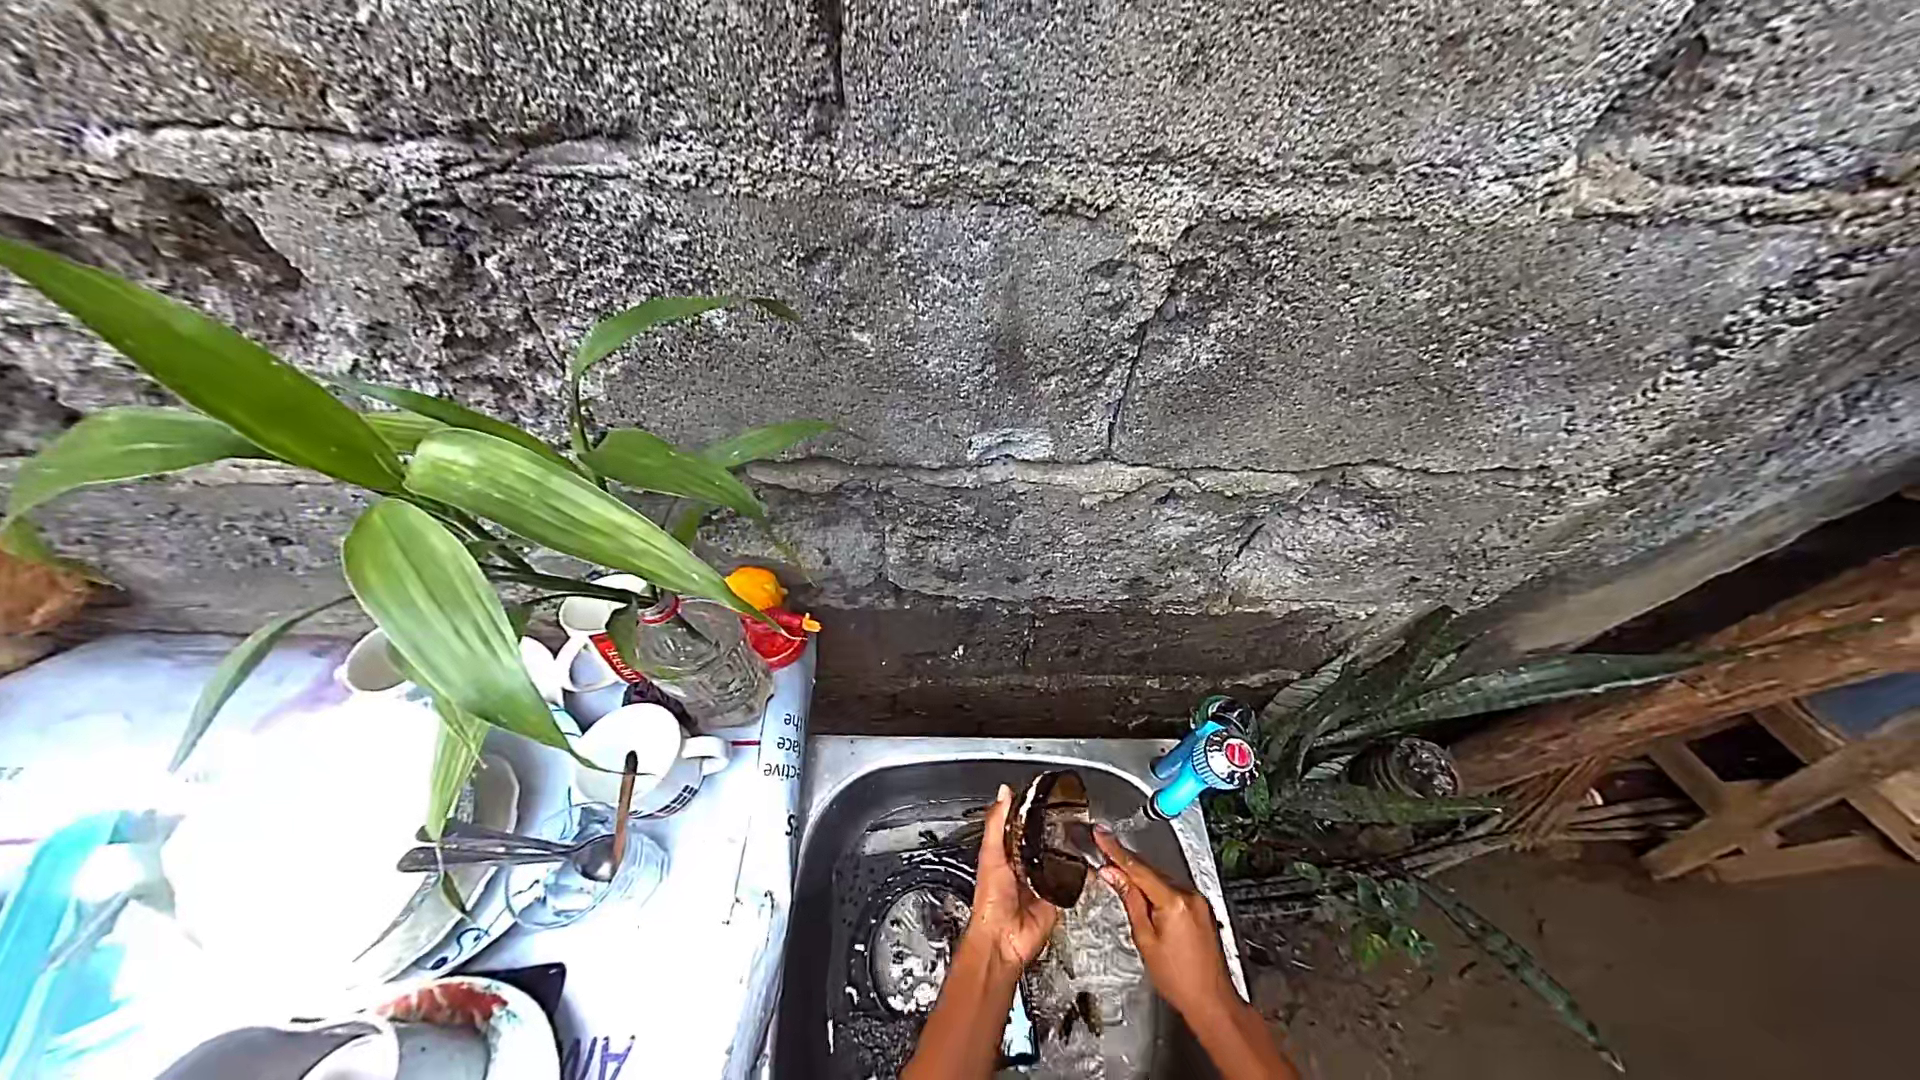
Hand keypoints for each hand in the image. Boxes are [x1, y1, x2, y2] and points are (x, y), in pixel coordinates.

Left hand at [964, 783, 1060, 970]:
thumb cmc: (990, 901)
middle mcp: (1023, 864)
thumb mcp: (991, 853)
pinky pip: (1068, 879)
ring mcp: (1040, 879)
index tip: (1040, 794)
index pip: (1018, 824)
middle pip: (1040, 839)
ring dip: (1062, 849)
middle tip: (1062, 813)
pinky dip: (1074, 871)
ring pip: (1055, 857)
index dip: (1028, 810)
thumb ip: (997, 823)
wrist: (1004, 938)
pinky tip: (1078, 859)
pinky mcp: (1055, 895)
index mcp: (1005, 852)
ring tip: (1073, 832)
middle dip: (1049, 829)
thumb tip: (1003, 792)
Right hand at [1094, 825, 1239, 1020]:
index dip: (1115, 850)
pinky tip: (1144, 895)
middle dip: (1126, 866)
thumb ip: (1129, 900)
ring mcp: (1198, 901)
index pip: (1138, 868)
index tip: (1101, 836)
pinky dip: (1155, 889)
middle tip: (1103, 859)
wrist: (1212, 1002)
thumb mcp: (1145, 938)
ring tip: (1120, 880)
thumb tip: (1113, 874)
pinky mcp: (1201, 908)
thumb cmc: (1179, 979)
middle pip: (1150, 871)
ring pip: (1160, 879)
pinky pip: (1172, 889)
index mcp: (1173, 901)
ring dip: (1140, 878)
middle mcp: (1189, 896)